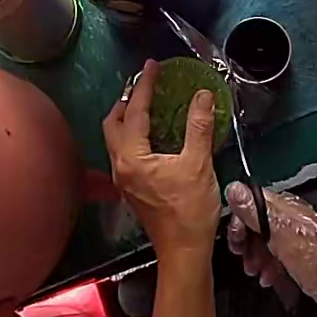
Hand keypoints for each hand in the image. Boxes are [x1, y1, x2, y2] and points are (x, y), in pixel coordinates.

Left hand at [103, 60, 219, 271]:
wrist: (184, 251)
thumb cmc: (189, 209)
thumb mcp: (198, 164)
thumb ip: (198, 126)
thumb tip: (202, 94)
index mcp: (132, 157)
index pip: (134, 112)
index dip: (144, 86)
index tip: (153, 66)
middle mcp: (121, 166)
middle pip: (114, 123)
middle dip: (127, 100)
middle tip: (147, 83)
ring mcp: (125, 178)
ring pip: (117, 138)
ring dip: (129, 116)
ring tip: (149, 102)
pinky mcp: (134, 187)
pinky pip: (126, 150)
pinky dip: (136, 133)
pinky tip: (155, 132)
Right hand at [224, 182, 316, 316]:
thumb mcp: (281, 234)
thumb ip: (256, 212)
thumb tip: (234, 189)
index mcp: (286, 209)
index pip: (252, 205)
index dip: (239, 222)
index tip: (234, 240)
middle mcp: (292, 221)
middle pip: (259, 225)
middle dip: (247, 242)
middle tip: (244, 259)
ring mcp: (298, 241)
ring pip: (267, 244)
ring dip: (257, 258)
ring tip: (257, 272)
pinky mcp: (303, 261)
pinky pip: (280, 260)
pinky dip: (271, 268)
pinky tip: (270, 279)